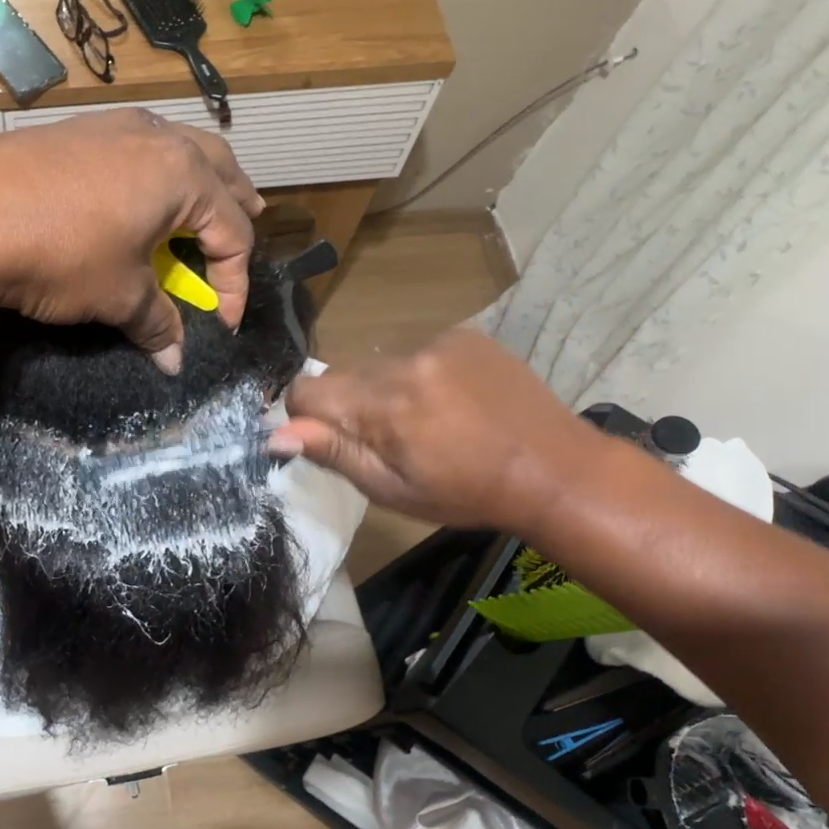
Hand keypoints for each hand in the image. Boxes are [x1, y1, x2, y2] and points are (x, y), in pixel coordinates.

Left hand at [0, 109, 264, 371]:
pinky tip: (136, 186)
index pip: (230, 232)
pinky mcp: (75, 132)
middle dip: (236, 204)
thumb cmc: (62, 256)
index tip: (225, 323)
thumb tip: (175, 362)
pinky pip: (135, 145)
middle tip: (250, 224)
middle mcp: (157, 139)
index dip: (234, 283)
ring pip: (176, 147)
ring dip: (199, 176)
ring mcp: (113, 128)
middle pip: (218, 169)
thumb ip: (156, 325)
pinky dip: (153, 168)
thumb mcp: (118, 297)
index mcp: (184, 177)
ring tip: (200, 200)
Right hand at [273, 327, 612, 529]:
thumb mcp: (390, 489)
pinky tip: (448, 402)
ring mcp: (437, 341)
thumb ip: (333, 453)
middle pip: (341, 376)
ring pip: (377, 364)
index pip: (305, 391)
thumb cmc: (465, 494)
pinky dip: (417, 375)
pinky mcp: (464, 334)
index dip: (306, 418)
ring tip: (424, 423)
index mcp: (382, 405)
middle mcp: (404, 361)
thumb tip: (275, 434)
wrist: (552, 468)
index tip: (332, 442)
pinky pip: (415, 351)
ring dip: (383, 390)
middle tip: (388, 441)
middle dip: (348, 406)